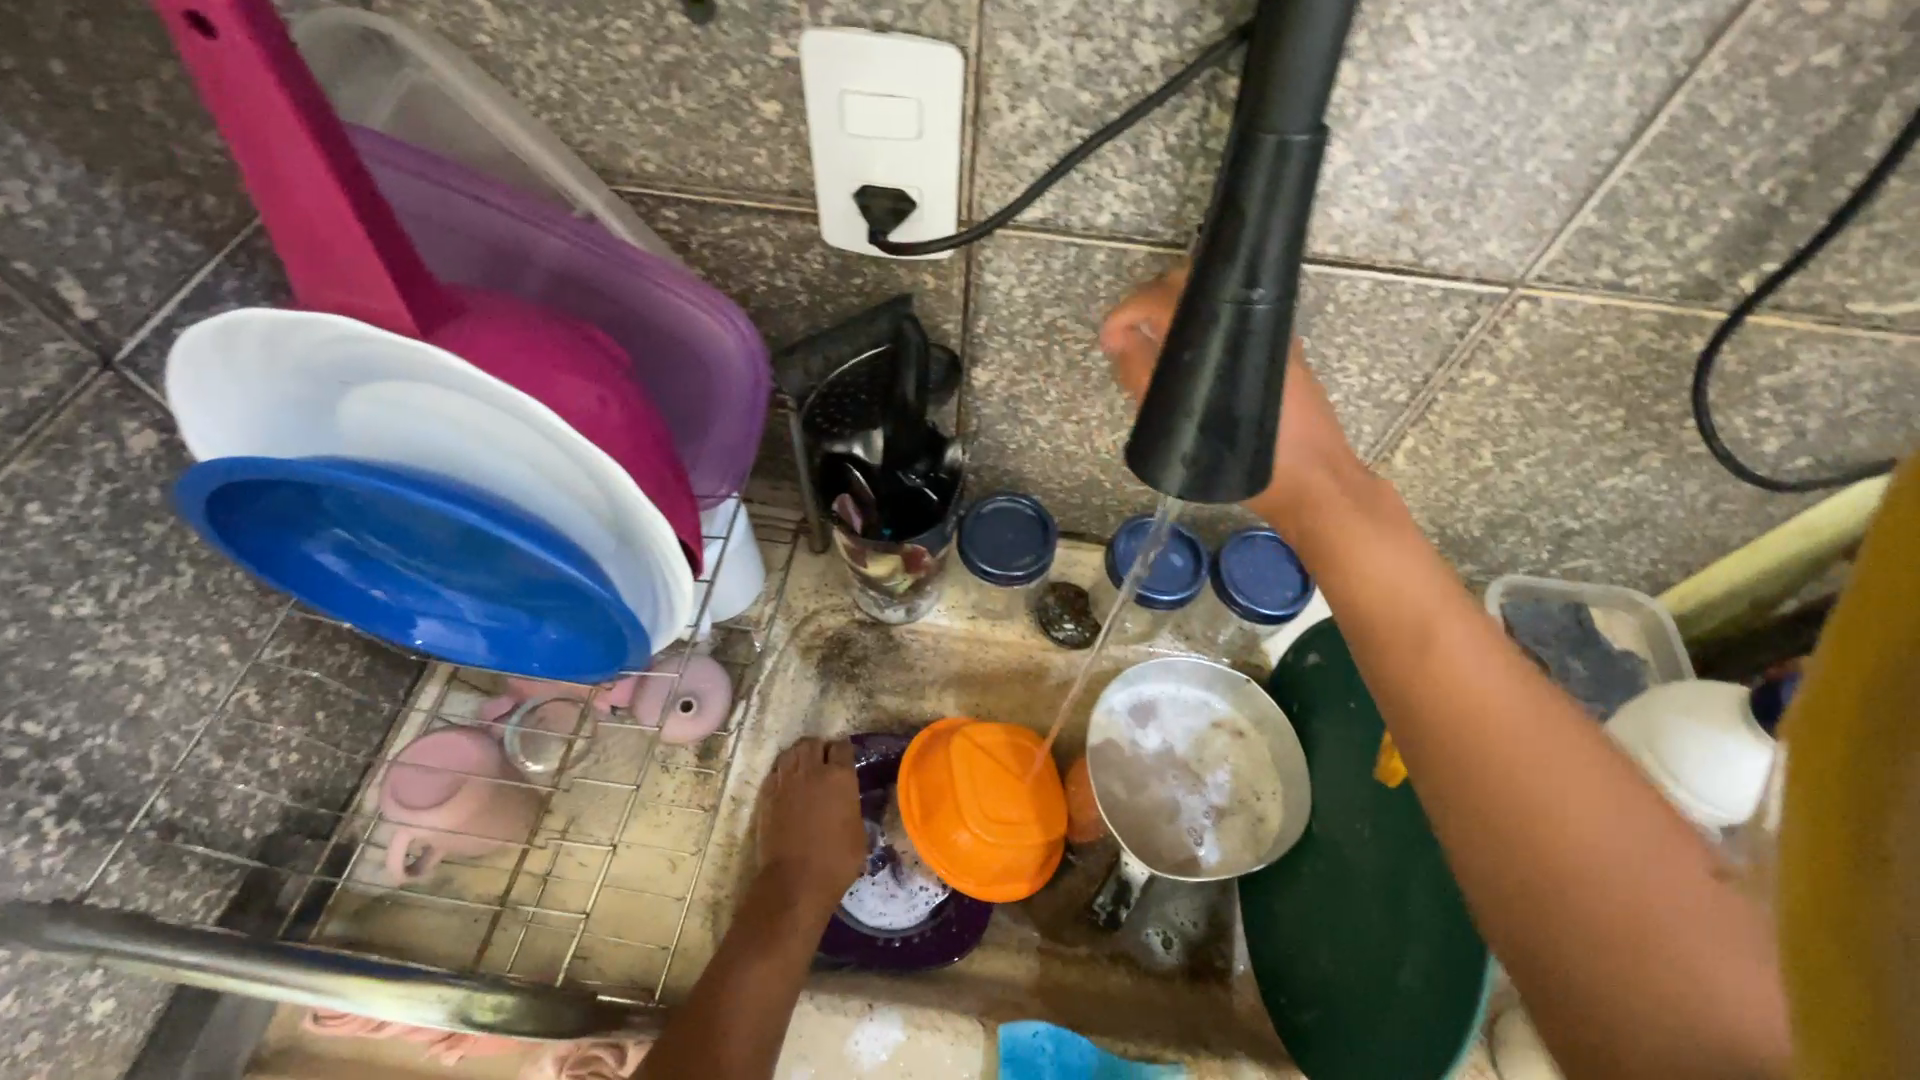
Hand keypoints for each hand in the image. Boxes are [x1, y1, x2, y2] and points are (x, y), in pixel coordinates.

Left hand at [754, 738, 867, 917]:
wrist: (795, 881)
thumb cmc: (836, 861)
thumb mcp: (859, 833)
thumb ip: (852, 808)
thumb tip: (848, 803)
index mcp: (840, 777)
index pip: (842, 747)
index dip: (843, 752)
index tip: (844, 761)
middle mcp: (811, 771)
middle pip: (812, 743)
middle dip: (819, 749)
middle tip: (823, 763)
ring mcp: (785, 782)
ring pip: (790, 753)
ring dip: (799, 757)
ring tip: (803, 770)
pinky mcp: (766, 795)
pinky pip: (775, 772)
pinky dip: (782, 774)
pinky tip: (787, 786)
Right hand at [1098, 262, 1370, 535]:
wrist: (1314, 480)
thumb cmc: (1249, 460)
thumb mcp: (1182, 424)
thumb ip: (1144, 377)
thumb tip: (1120, 342)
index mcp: (1222, 327)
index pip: (1161, 295)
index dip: (1125, 312)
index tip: (1109, 341)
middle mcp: (1248, 316)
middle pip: (1185, 284)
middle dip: (1146, 304)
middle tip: (1127, 341)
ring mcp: (1268, 329)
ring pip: (1208, 301)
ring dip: (1173, 317)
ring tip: (1151, 352)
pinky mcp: (1280, 347)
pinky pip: (1229, 322)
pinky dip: (1200, 332)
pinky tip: (1190, 366)